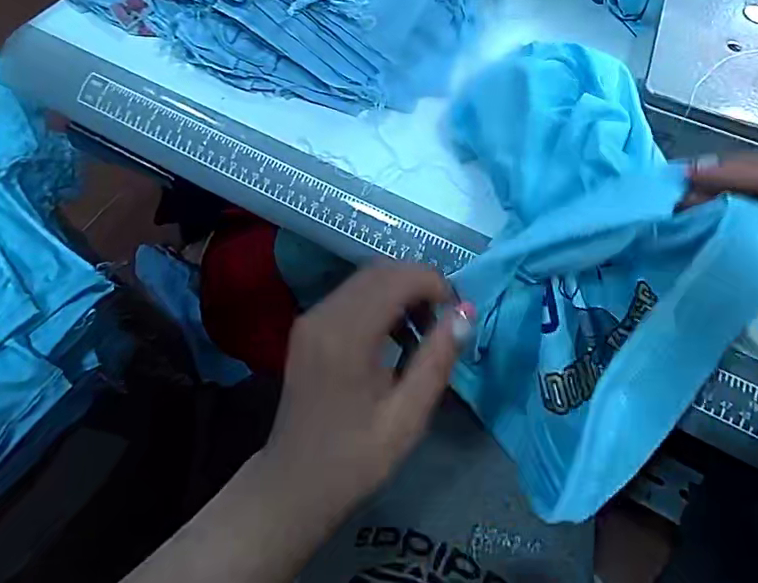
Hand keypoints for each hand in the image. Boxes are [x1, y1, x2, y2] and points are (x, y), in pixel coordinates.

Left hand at [260, 263, 473, 515]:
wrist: (291, 487)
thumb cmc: (353, 460)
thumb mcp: (406, 419)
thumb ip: (437, 361)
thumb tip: (466, 314)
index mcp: (346, 336)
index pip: (399, 278)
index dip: (436, 285)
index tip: (457, 315)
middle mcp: (324, 314)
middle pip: (383, 270)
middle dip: (421, 283)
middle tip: (445, 320)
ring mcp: (312, 316)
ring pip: (368, 276)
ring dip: (403, 288)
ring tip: (423, 329)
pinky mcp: (309, 323)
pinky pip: (353, 291)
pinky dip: (382, 297)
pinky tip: (395, 333)